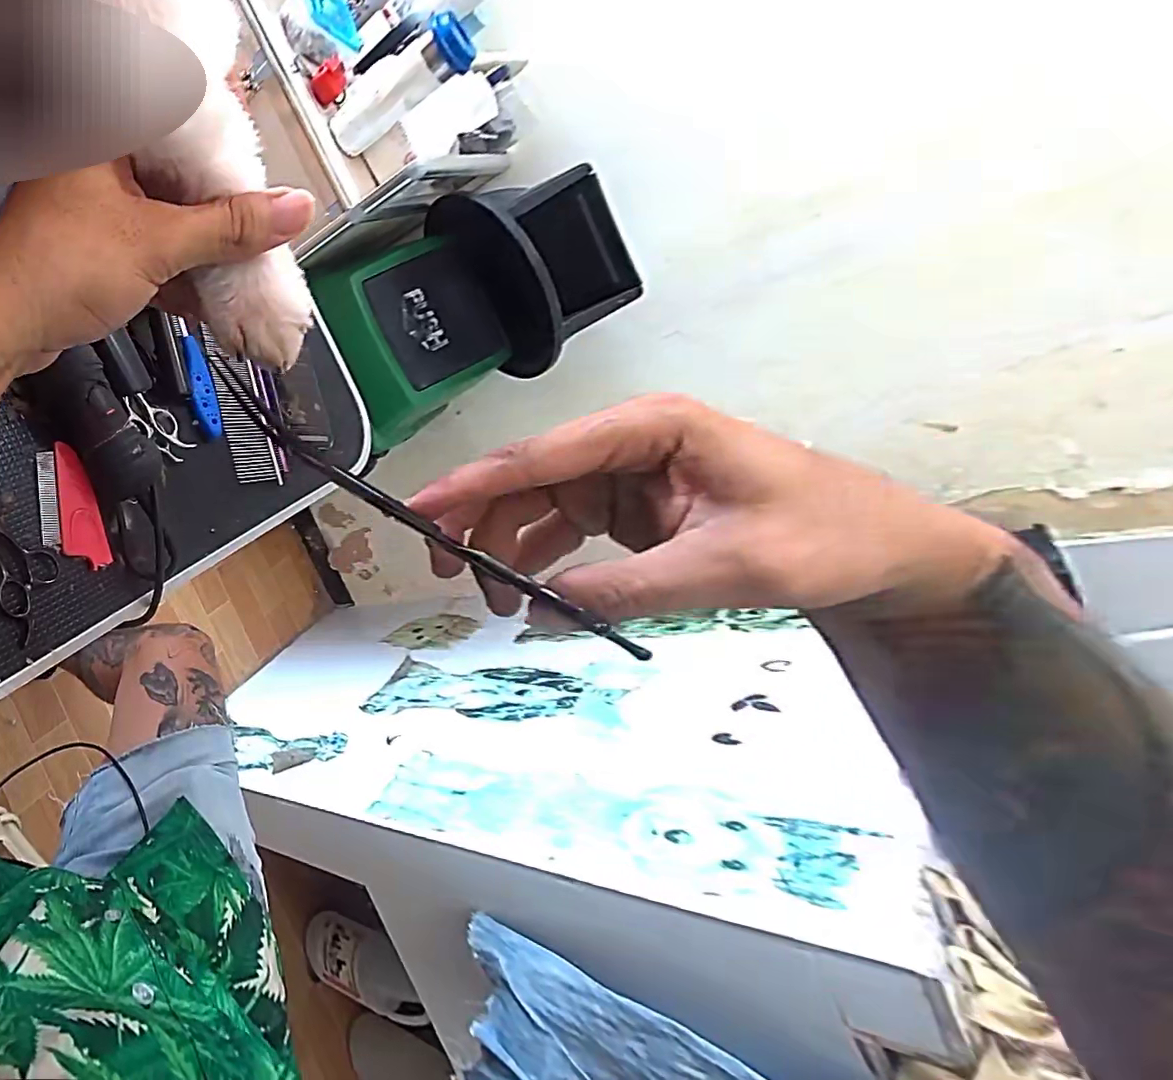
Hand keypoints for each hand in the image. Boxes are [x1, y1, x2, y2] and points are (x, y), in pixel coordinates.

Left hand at [0, 159, 313, 373]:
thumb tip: (287, 212)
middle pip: (186, 174)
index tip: (264, 175)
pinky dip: (183, 274)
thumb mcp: (153, 246)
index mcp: (105, 131)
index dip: (233, 143)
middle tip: (262, 228)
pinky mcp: (103, 246)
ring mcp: (102, 205)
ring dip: (209, 251)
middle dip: (226, 212)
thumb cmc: (45, 273)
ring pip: (174, 217)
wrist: (2, 334)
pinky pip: (157, 250)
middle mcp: (102, 159)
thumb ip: (226, 229)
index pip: (189, 114)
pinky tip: (209, 297)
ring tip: (244, 270)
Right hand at [407, 394, 1041, 621]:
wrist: (889, 554)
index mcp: (649, 429)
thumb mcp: (730, 567)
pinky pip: (557, 529)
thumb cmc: (831, 536)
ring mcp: (620, 475)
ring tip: (495, 599)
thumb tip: (543, 611)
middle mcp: (624, 444)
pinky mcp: (623, 508)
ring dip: (502, 548)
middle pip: (523, 479)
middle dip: (476, 521)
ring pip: (531, 505)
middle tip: (446, 568)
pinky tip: (526, 593)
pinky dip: (534, 560)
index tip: (419, 510)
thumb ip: (628, 588)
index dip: (470, 485)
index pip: (538, 456)